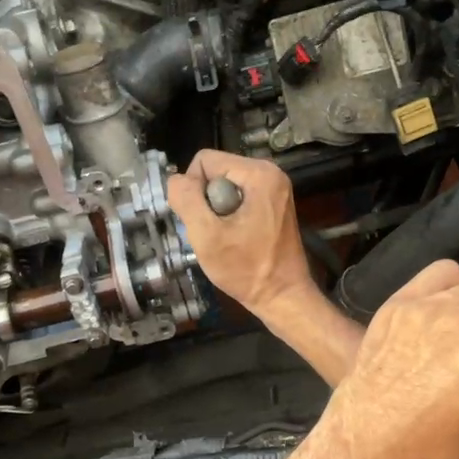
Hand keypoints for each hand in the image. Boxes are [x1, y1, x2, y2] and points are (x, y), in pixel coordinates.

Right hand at [167, 150, 312, 313]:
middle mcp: (271, 173)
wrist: (283, 297)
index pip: (204, 161)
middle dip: (207, 203)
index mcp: (259, 173)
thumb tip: (176, 180)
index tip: (204, 222)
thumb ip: (186, 200)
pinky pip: (238, 200)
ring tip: (226, 239)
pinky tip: (236, 240)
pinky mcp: (274, 205)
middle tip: (216, 234)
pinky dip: (230, 218)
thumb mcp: (206, 235)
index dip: (194, 190)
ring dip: (216, 214)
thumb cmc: (246, 270)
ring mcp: (275, 189)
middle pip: (216, 173)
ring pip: (224, 189)